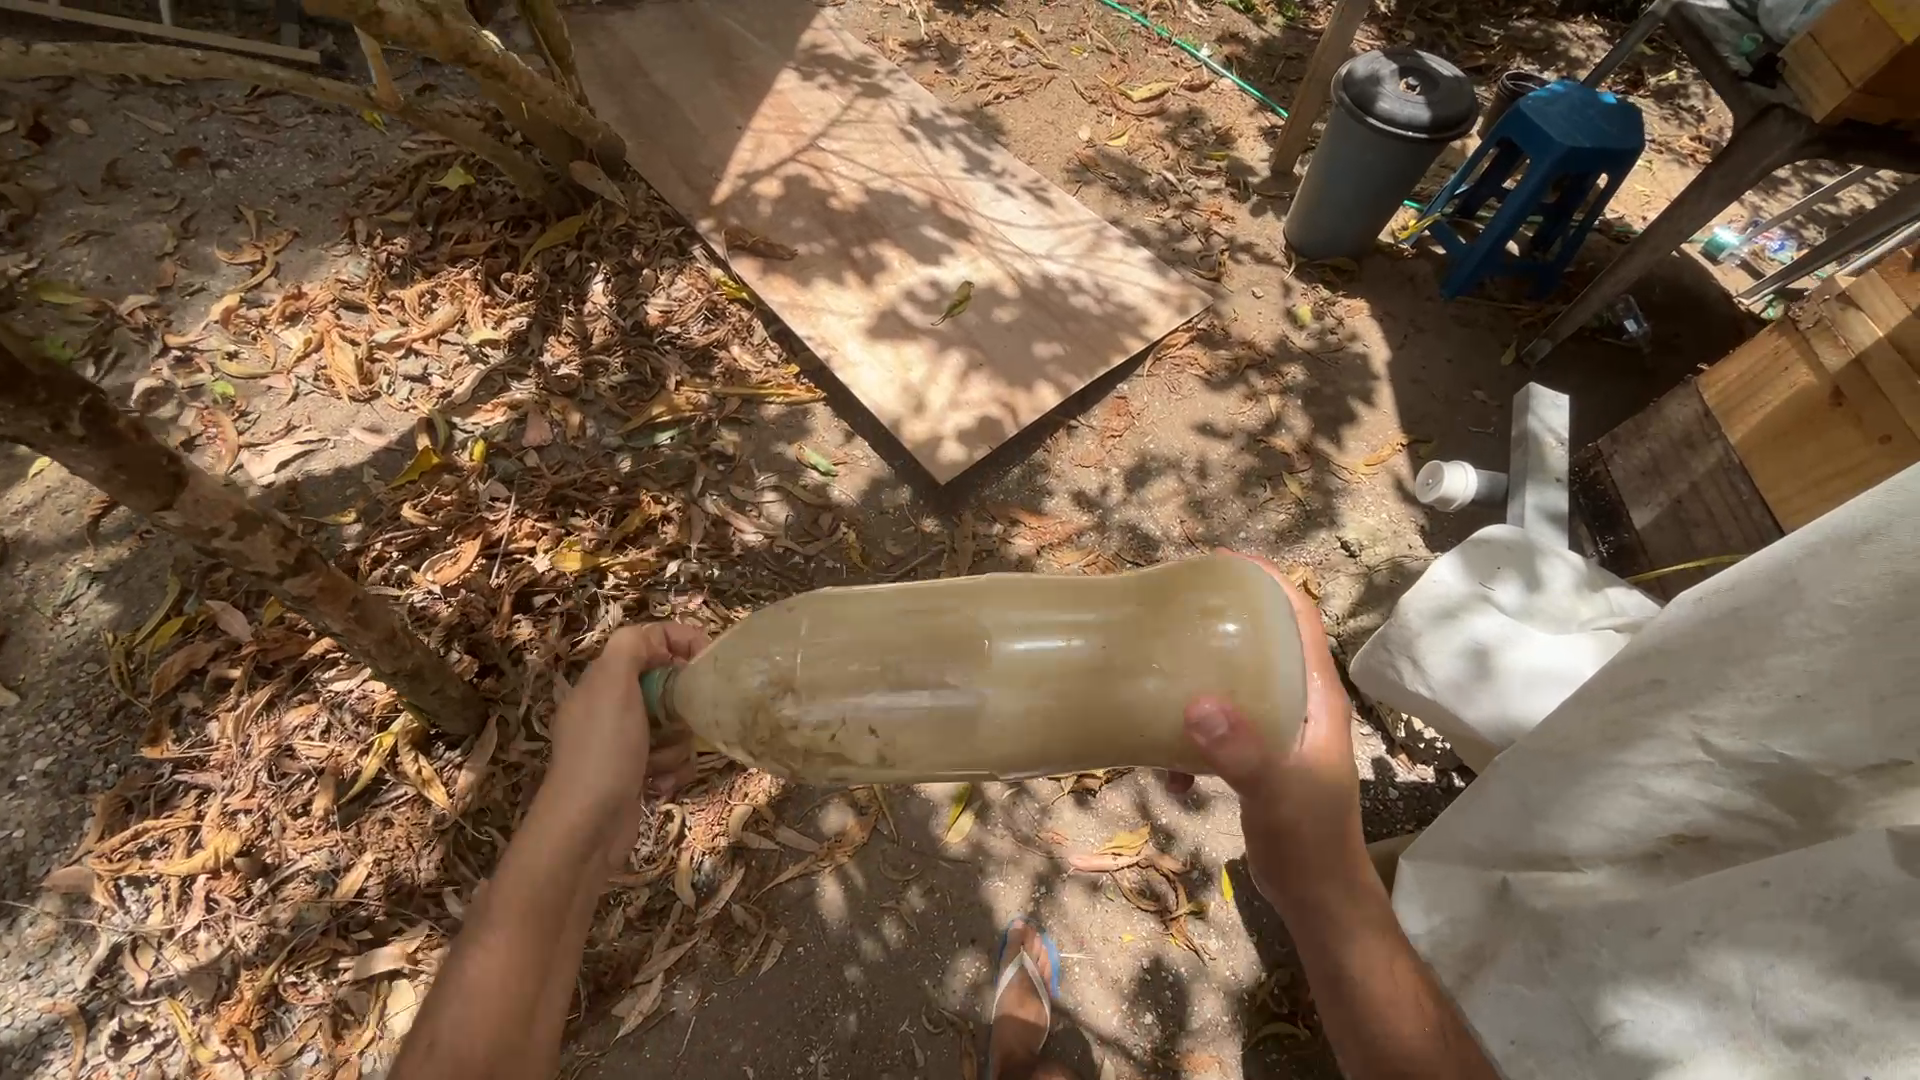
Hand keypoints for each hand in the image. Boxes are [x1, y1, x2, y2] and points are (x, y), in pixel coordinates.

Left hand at [546, 622, 709, 836]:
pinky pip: (671, 758)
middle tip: (685, 719)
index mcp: (603, 681)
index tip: (708, 660)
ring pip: (675, 724)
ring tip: (663, 762)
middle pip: (669, 685)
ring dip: (678, 744)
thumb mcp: (612, 684)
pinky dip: (673, 769)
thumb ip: (632, 646)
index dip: (681, 643)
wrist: (586, 827)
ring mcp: (623, 744)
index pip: (649, 640)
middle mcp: (611, 708)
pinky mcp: (635, 773)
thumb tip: (658, 639)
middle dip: (684, 705)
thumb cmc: (604, 751)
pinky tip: (662, 783)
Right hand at [1179, 552, 1362, 913]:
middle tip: (1174, 611)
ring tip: (1158, 678)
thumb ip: (1242, 752)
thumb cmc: (1310, 839)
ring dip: (1198, 682)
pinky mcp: (1254, 756)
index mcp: (1317, 695)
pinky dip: (1190, 738)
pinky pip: (1218, 727)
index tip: (1224, 562)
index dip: (1270, 582)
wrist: (1317, 897)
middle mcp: (1298, 701)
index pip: (1301, 618)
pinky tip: (1167, 771)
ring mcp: (1276, 729)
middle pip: (1262, 642)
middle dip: (1222, 623)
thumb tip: (1198, 705)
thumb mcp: (1277, 792)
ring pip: (1235, 683)